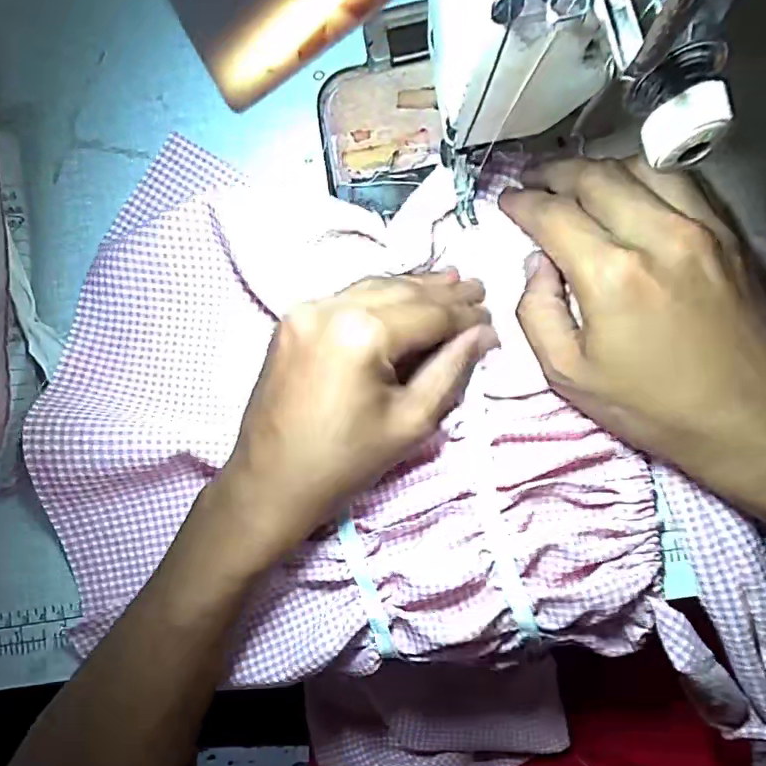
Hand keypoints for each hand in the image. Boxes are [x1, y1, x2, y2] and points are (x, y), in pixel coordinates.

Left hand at [209, 271, 498, 563]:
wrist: (272, 482)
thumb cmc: (348, 462)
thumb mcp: (412, 421)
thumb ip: (452, 370)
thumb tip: (483, 333)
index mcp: (362, 332)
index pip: (429, 313)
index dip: (465, 315)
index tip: (493, 316)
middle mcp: (330, 307)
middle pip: (402, 291)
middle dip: (443, 292)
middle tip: (479, 288)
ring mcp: (305, 309)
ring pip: (373, 288)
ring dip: (413, 287)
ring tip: (449, 282)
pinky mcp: (292, 321)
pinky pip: (348, 299)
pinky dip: (380, 297)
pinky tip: (402, 297)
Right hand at [498, 156, 765, 513]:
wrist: (748, 417)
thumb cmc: (653, 408)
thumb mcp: (571, 377)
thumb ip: (538, 314)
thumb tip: (538, 265)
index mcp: (611, 275)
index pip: (553, 214)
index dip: (522, 203)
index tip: (506, 201)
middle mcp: (656, 234)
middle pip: (594, 177)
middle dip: (553, 173)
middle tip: (533, 180)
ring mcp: (700, 228)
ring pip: (640, 166)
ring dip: (600, 168)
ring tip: (579, 182)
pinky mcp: (729, 234)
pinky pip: (682, 181)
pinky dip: (646, 176)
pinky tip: (634, 191)